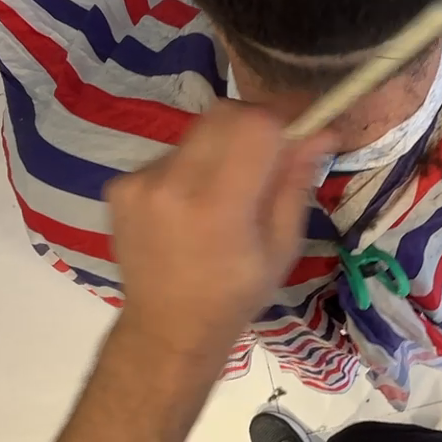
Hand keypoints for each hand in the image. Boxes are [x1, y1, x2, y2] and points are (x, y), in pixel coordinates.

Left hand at [105, 102, 335, 365]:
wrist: (167, 328)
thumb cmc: (236, 296)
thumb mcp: (281, 247)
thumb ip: (295, 183)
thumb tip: (321, 132)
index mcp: (220, 207)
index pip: (256, 125)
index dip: (286, 113)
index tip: (307, 118)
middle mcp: (173, 184)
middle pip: (225, 114)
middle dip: (257, 122)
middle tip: (275, 148)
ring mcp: (140, 182)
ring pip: (197, 132)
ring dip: (224, 146)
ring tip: (230, 189)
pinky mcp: (121, 185)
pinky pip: (171, 155)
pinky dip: (193, 167)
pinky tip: (194, 206)